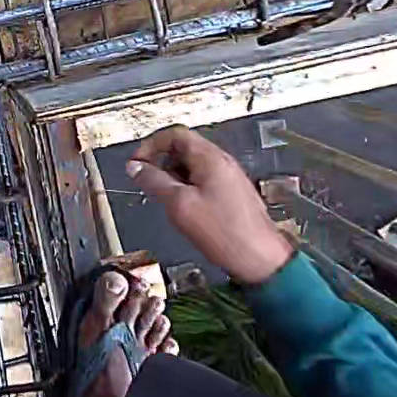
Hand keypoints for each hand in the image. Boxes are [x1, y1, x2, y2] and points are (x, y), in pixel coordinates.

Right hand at [126, 125, 292, 284]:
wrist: (262, 261)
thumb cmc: (226, 233)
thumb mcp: (178, 204)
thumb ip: (153, 181)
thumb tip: (135, 167)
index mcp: (210, 159)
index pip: (174, 134)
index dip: (150, 145)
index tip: (138, 162)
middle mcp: (222, 163)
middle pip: (182, 148)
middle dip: (160, 161)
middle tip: (147, 179)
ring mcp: (228, 178)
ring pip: (190, 165)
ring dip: (172, 175)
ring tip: (164, 195)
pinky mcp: (231, 194)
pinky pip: (201, 179)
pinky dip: (185, 186)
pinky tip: (183, 206)